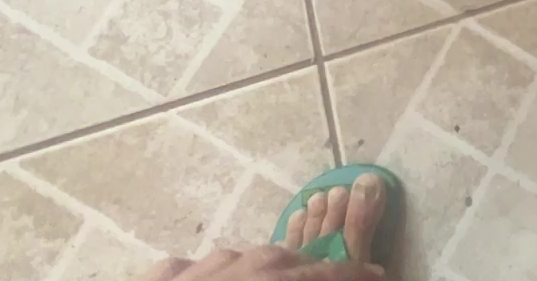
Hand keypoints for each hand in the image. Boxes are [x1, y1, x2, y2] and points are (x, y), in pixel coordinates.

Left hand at [134, 247, 385, 280]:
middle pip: (284, 258)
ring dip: (260, 269)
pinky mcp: (157, 280)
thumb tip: (330, 274)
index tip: (378, 275)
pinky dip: (199, 275)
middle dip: (308, 270)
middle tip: (326, 280)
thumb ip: (309, 280)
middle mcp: (235, 269)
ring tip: (272, 280)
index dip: (355, 274)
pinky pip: (182, 269)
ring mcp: (193, 272)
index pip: (325, 274)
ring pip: (238, 257)